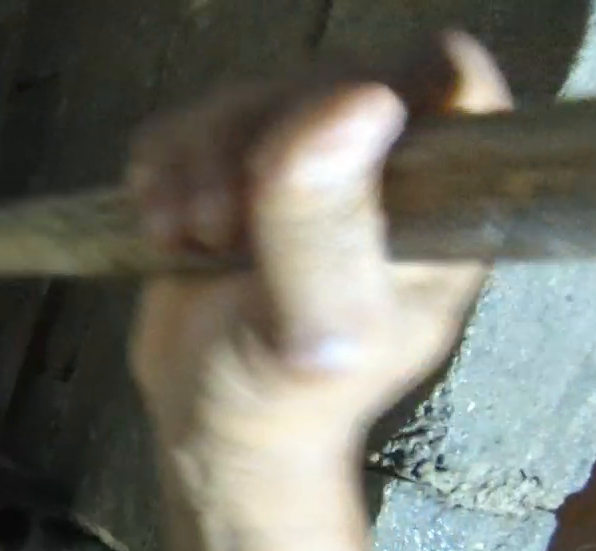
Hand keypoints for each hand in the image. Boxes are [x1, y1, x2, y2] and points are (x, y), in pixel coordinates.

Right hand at [127, 32, 510, 472]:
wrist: (208, 429)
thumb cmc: (278, 401)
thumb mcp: (314, 335)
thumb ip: (327, 235)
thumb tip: (350, 105)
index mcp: (441, 192)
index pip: (430, 77)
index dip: (352, 100)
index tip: (286, 171)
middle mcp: (374, 165)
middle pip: (311, 79)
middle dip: (245, 146)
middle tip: (219, 228)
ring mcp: (291, 170)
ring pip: (237, 99)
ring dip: (189, 166)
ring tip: (184, 238)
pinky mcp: (219, 184)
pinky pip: (180, 132)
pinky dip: (154, 172)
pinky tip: (158, 228)